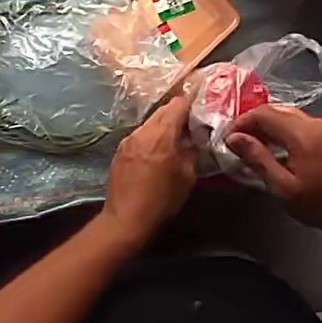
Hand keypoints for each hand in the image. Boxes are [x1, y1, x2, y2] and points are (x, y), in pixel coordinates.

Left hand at [102, 94, 196, 242]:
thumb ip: (192, 150)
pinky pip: (140, 135)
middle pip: (163, 110)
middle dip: (178, 114)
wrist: (126, 219)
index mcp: (162, 135)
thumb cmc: (162, 200)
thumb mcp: (187, 176)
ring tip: (175, 141)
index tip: (201, 109)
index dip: (191, 103)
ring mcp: (128, 139)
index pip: (177, 104)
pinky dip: (151, 137)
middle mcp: (142, 131)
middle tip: (191, 126)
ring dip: (164, 126)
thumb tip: (194, 137)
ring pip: (150, 122)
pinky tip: (157, 153)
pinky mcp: (120, 150)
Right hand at [226, 106, 321, 241]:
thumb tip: (234, 138)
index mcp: (303, 133)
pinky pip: (300, 123)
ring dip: (268, 126)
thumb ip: (258, 158)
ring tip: (253, 145)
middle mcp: (315, 123)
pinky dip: (283, 130)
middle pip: (276, 111)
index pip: (263, 114)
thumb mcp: (283, 186)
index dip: (241, 122)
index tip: (228, 138)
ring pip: (288, 115)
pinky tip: (276, 147)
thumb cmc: (320, 205)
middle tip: (237, 141)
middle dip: (253, 123)